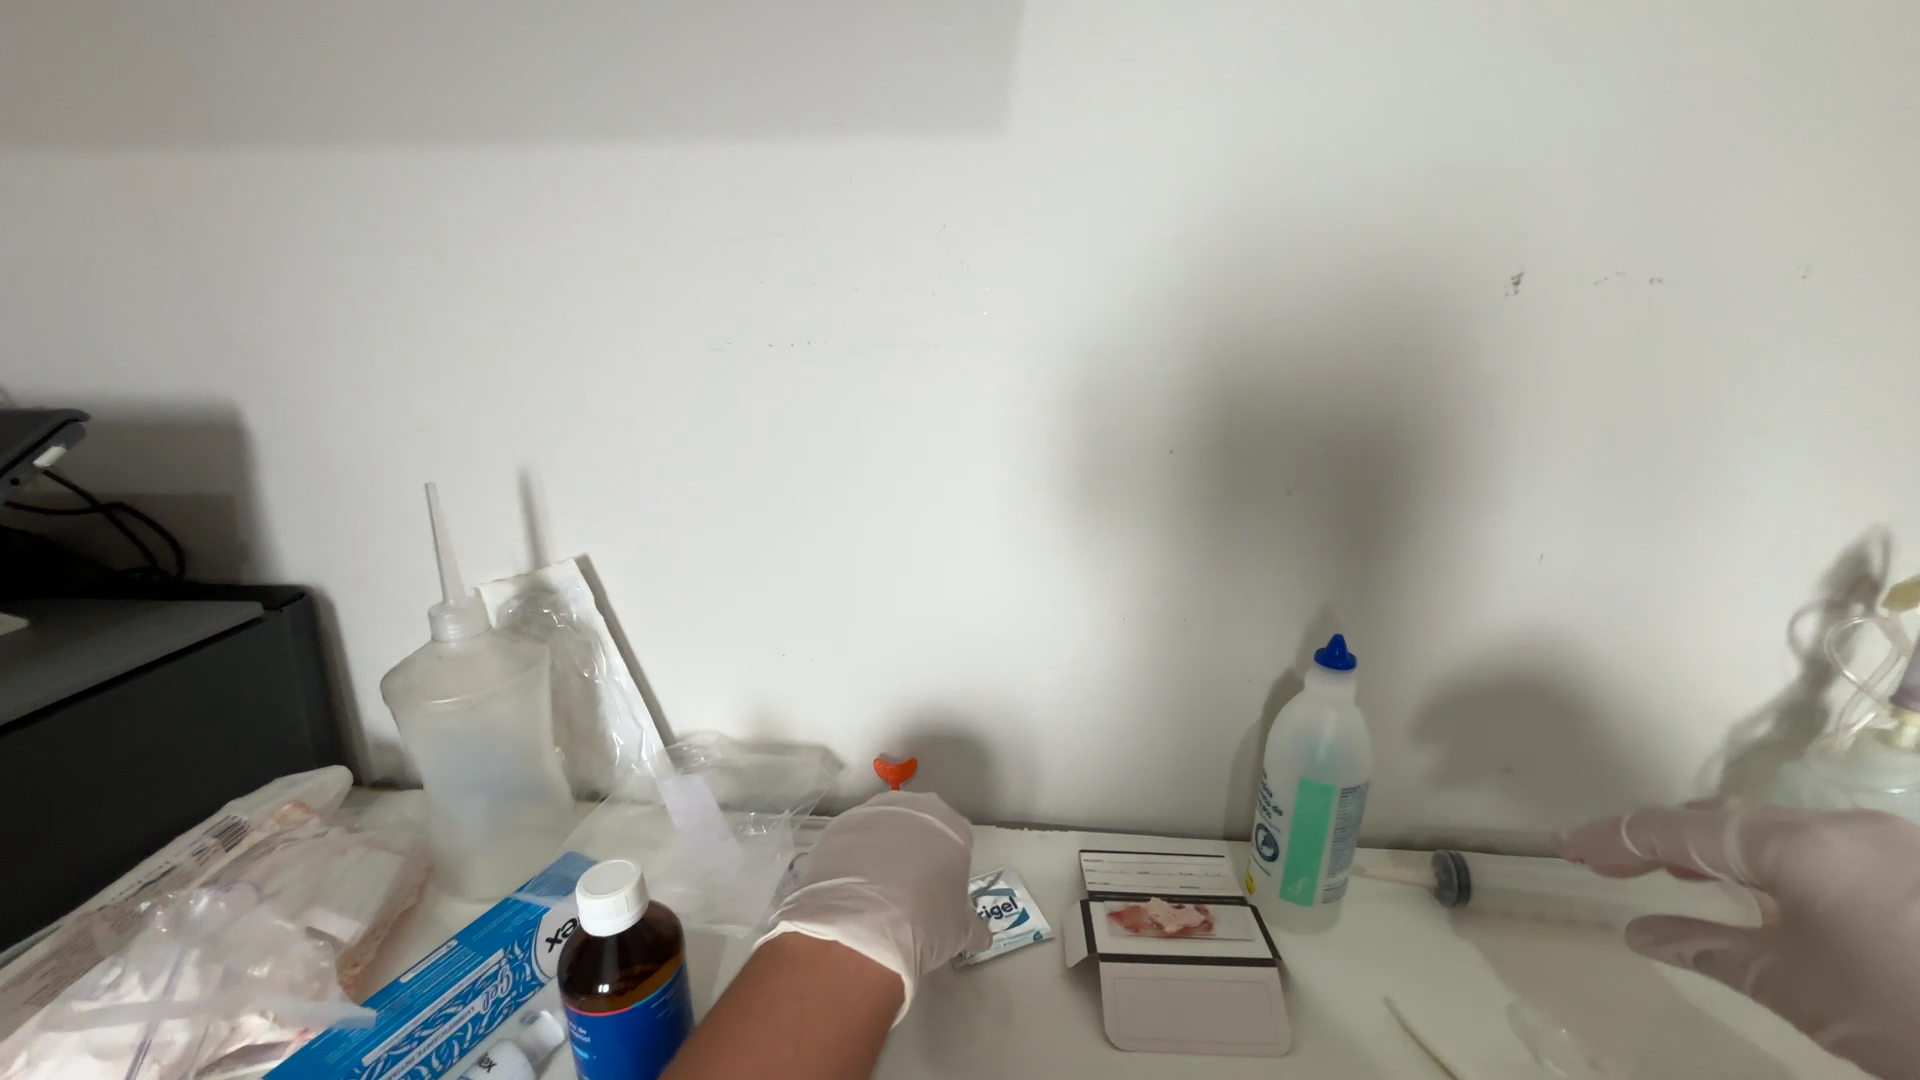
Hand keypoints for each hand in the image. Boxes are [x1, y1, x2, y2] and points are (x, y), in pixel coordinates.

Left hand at [757, 791, 988, 1020]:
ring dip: (881, 854)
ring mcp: (872, 811)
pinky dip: (852, 860)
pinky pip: (851, 841)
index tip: (938, 896)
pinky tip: (849, 891)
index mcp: (952, 826)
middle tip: (908, 895)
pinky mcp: (837, 825)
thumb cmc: (926, 921)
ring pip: (883, 830)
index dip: (948, 871)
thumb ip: (974, 927)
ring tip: (874, 895)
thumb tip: (981, 935)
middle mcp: (914, 807)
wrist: (861, 925)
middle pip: (919, 829)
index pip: (957, 842)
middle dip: (915, 855)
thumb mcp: (960, 932)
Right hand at [1561, 801, 1919, 1079]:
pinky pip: (1814, 848)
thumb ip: (1707, 948)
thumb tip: (1639, 935)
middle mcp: (1843, 827)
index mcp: (1801, 846)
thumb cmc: (1910, 1020)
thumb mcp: (1798, 990)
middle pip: (1722, 820)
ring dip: (1710, 851)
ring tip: (1665, 874)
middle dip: (1659, 841)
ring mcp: (1890, 843)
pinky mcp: (1918, 867)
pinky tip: (1746, 888)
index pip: (1678, 830)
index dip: (1614, 838)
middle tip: (1606, 864)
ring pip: (1769, 831)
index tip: (1567, 846)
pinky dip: (1763, 863)